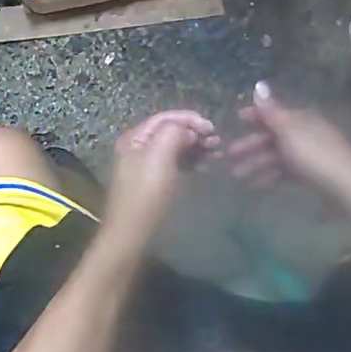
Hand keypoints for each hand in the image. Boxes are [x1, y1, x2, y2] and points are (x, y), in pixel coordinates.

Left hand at [103, 110, 217, 242]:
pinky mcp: (154, 183)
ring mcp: (145, 166)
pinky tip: (205, 167)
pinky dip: (190, 162)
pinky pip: (175, 164)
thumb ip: (174, 134)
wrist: (132, 233)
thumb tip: (188, 131)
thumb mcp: (159, 157)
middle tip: (217, 144)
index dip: (189, 119)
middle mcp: (138, 148)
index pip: (164, 118)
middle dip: (194, 134)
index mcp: (135, 138)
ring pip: (174, 148)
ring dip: (196, 148)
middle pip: (170, 132)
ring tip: (217, 155)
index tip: (212, 128)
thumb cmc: (146, 193)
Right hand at [222, 82, 350, 208]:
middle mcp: (305, 133)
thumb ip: (270, 111)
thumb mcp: (289, 132)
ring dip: (256, 164)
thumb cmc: (316, 157)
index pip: (274, 113)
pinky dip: (271, 176)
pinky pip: (285, 172)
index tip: (236, 120)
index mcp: (301, 119)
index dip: (255, 116)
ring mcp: (309, 155)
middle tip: (227, 156)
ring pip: (276, 156)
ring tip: (237, 176)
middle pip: (272, 137)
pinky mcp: (312, 175)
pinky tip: (257, 185)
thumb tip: (258, 84)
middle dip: (249, 146)